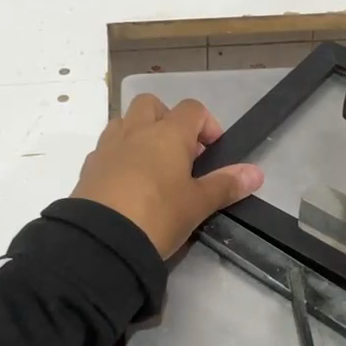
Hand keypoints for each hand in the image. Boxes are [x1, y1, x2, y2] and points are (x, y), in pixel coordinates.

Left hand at [72, 95, 264, 257]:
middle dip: (168, 120)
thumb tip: (256, 173)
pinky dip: (120, 157)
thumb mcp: (197, 204)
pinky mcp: (88, 168)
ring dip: (141, 135)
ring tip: (153, 169)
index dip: (207, 125)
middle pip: (152, 105)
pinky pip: (107, 149)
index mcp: (167, 134)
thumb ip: (225, 185)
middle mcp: (135, 131)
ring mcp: (108, 147)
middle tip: (180, 154)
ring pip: (125, 122)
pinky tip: (128, 185)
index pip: (192, 109)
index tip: (211, 152)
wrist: (102, 241)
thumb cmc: (158, 216)